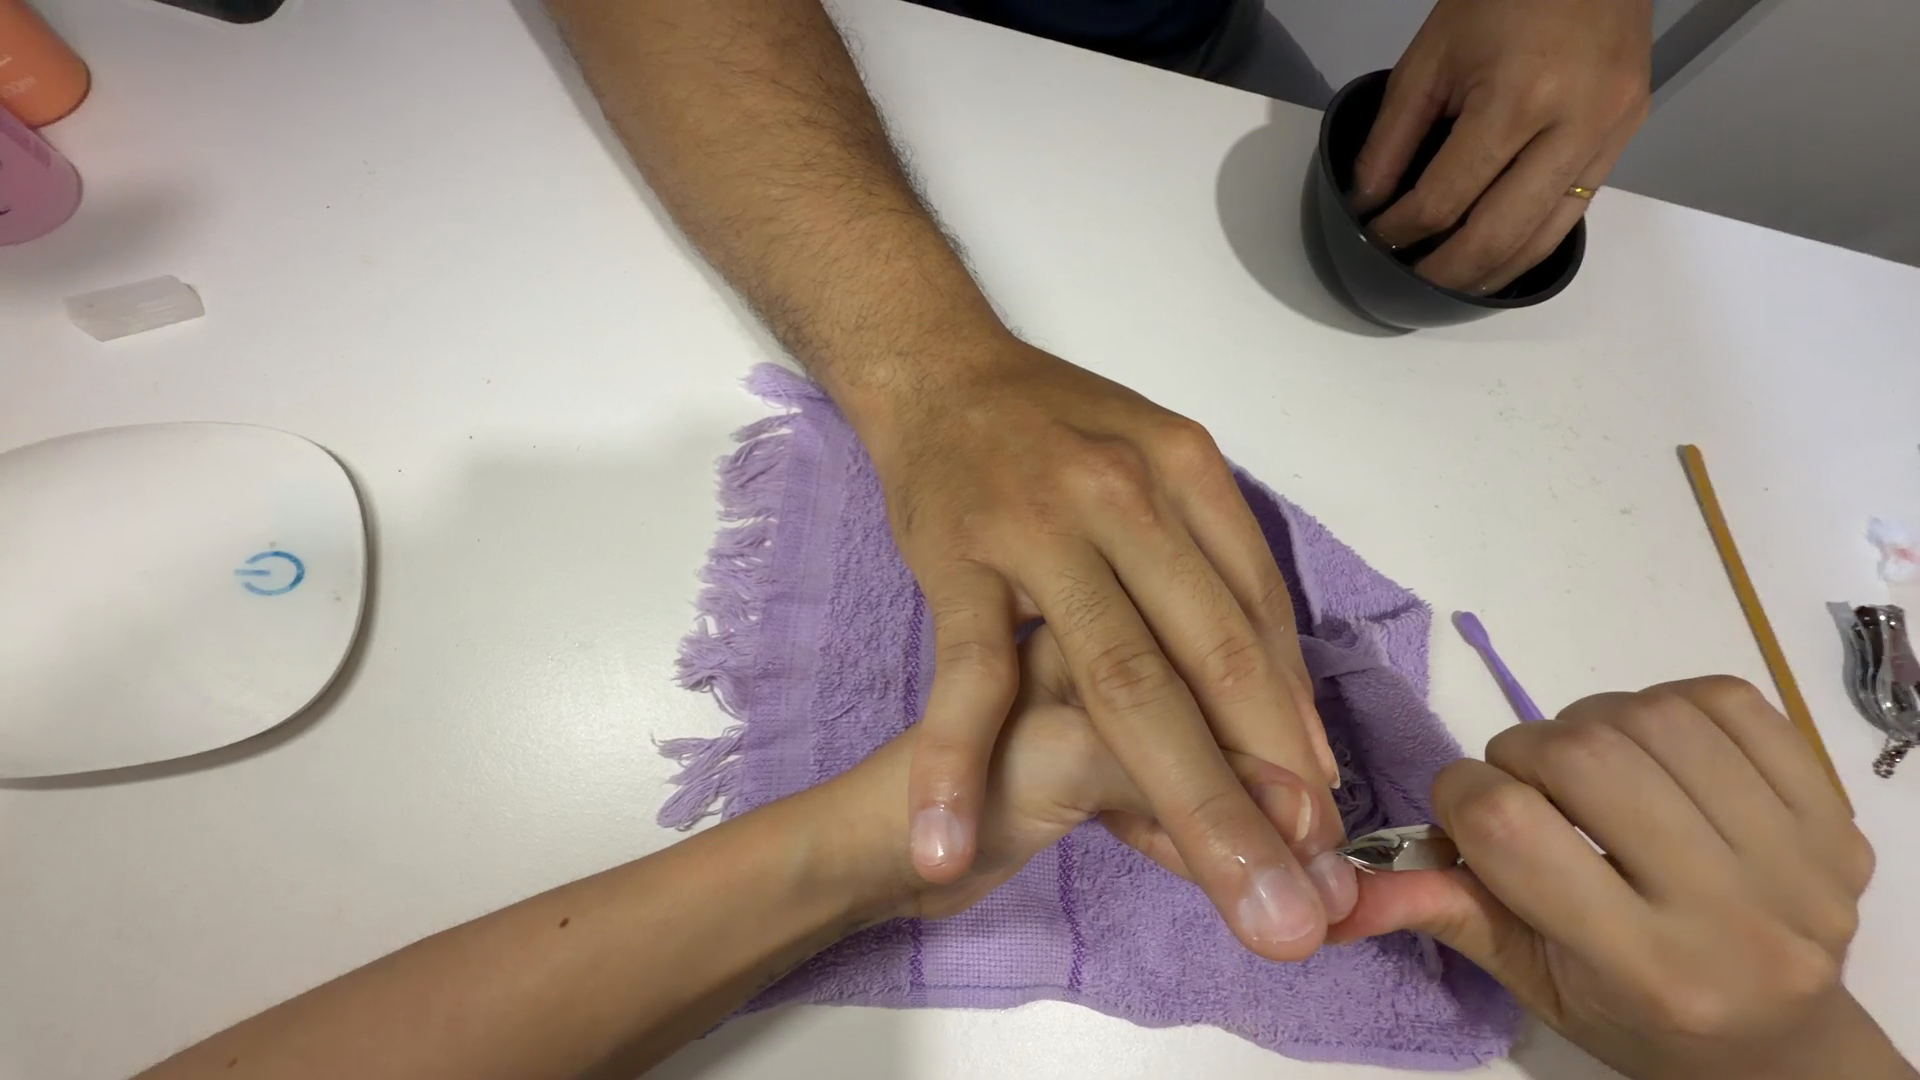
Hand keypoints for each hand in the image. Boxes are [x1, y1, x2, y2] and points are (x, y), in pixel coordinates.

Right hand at [851, 338, 1344, 958]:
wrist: (940, 374)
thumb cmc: (1054, 428)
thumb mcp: (1156, 465)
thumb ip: (1219, 571)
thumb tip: (1285, 706)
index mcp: (1187, 473)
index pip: (1257, 617)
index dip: (1294, 728)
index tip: (1322, 825)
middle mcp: (1126, 498)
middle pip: (1208, 660)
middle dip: (1270, 789)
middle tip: (1310, 909)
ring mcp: (1038, 532)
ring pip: (1119, 676)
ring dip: (1180, 795)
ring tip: (1234, 904)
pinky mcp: (957, 562)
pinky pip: (968, 672)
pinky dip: (957, 759)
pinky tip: (949, 840)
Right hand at [1331, 678, 1909, 1079]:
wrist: (1784, 1043)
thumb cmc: (1628, 1011)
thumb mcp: (1525, 976)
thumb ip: (1442, 912)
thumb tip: (1343, 886)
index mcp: (1645, 965)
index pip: (1508, 824)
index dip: (1460, 795)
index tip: (1470, 814)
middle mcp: (1736, 914)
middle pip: (1580, 756)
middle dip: (1521, 751)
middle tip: (1529, 789)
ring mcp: (1801, 859)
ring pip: (1644, 716)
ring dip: (1587, 723)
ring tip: (1591, 770)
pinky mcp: (1837, 814)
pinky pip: (1723, 701)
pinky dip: (1663, 705)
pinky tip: (1655, 754)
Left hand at [1354, 0, 1651, 293]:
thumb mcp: (1425, 61)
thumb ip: (1387, 142)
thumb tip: (1364, 208)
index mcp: (1520, 99)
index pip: (1442, 201)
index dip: (1397, 231)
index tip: (1373, 237)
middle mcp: (1577, 125)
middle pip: (1497, 236)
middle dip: (1442, 272)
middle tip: (1405, 280)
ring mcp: (1612, 134)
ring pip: (1541, 240)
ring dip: (1485, 275)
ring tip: (1442, 284)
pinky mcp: (1627, 137)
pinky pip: (1571, 216)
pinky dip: (1524, 249)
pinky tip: (1489, 261)